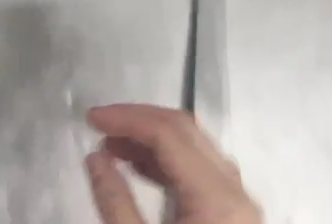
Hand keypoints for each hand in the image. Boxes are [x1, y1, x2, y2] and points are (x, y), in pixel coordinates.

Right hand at [85, 104, 259, 223]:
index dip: (125, 118)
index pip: (167, 133)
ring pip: (195, 148)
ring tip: (113, 147)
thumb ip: (116, 203)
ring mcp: (241, 205)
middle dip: (138, 120)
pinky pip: (202, 171)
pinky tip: (140, 168)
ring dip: (152, 139)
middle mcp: (237, 192)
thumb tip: (94, 156)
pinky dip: (168, 160)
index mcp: (217, 197)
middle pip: (185, 130)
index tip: (90, 119)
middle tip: (100, 125)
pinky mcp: (237, 217)